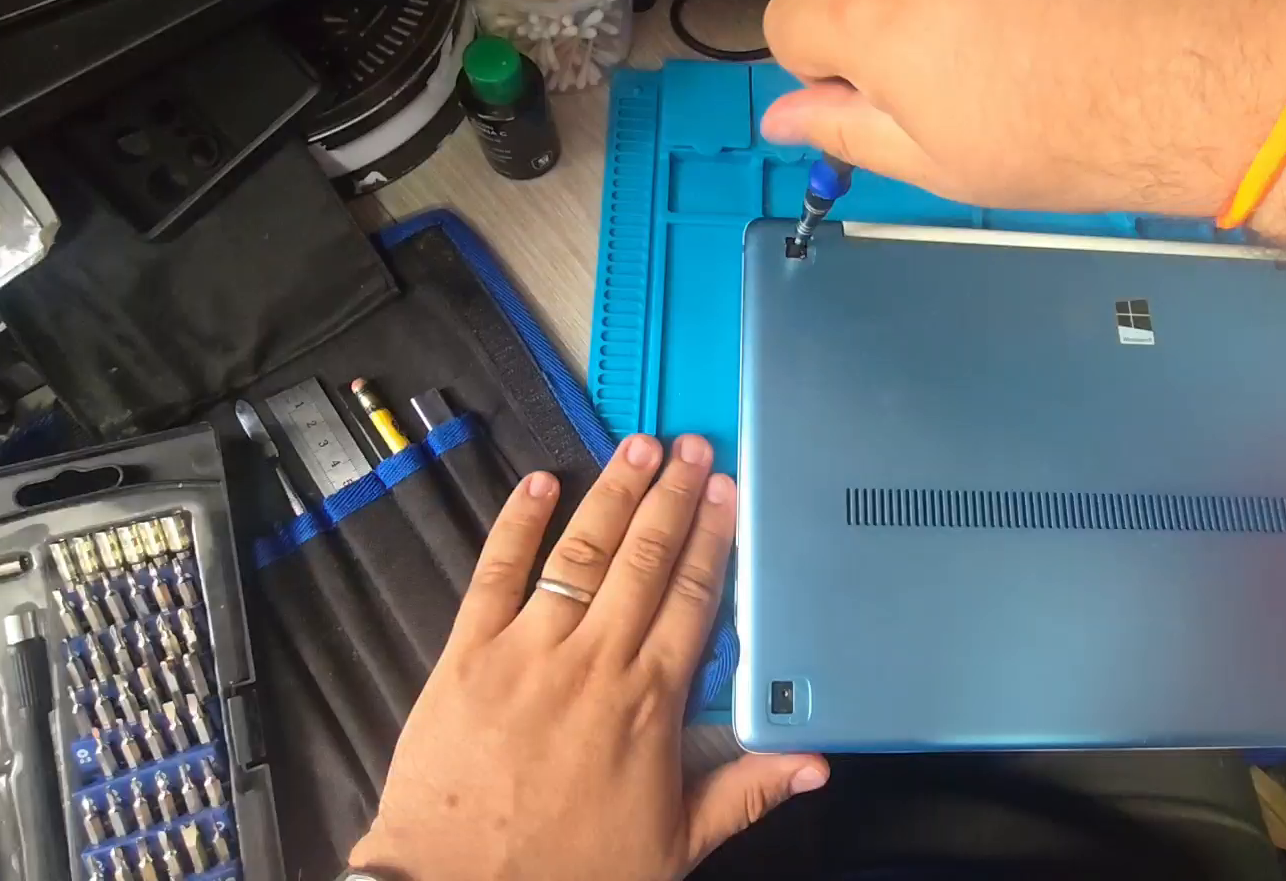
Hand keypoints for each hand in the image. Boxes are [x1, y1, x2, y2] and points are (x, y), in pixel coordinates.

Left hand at [347, 434, 827, 880]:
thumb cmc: (573, 874)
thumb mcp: (676, 845)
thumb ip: (747, 792)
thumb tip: (816, 763)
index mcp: (650, 700)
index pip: (693, 595)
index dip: (712, 535)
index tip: (724, 491)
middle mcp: (597, 660)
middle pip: (646, 558)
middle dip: (672, 495)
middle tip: (692, 448)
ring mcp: (530, 649)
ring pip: (583, 552)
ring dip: (615, 493)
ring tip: (639, 446)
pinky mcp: (469, 652)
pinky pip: (496, 573)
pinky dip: (518, 523)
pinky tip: (540, 483)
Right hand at [760, 0, 1285, 214]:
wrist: (1239, 64)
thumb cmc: (1084, 135)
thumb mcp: (945, 164)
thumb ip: (848, 131)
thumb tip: (786, 118)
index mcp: (873, 14)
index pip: (786, 19)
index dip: (820, 65)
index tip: (868, 89)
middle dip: (887, 22)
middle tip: (965, 71)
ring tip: (1028, 27)